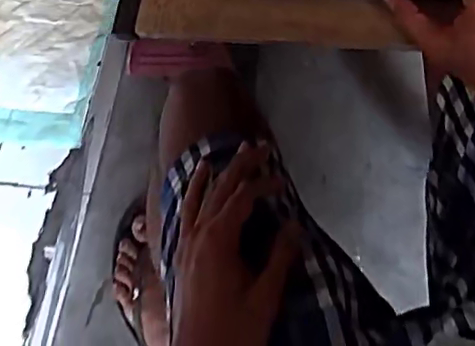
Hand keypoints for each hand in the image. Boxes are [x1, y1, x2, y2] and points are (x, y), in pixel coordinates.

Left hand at [170, 142, 302, 345]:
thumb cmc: (233, 332)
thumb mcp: (263, 299)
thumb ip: (279, 259)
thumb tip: (294, 224)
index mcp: (218, 238)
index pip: (242, 197)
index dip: (262, 183)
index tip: (282, 180)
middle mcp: (198, 232)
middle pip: (219, 188)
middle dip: (239, 165)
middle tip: (257, 147)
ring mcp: (185, 242)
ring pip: (197, 197)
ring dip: (210, 176)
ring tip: (217, 155)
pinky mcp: (179, 254)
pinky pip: (184, 213)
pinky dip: (190, 195)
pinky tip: (192, 191)